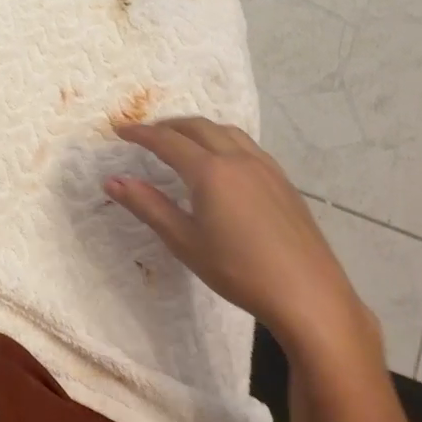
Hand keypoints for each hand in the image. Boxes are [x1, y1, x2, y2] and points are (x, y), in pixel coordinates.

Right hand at [106, 118, 374, 355]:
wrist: (308, 295)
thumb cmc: (238, 270)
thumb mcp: (184, 241)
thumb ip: (147, 205)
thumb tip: (112, 181)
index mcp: (210, 172)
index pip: (167, 140)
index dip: (140, 133)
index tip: (119, 130)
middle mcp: (238, 160)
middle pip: (198, 127)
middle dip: (168, 126)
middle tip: (146, 135)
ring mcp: (266, 168)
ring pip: (226, 132)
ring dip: (198, 129)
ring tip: (181, 142)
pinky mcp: (283, 182)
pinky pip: (247, 146)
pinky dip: (223, 140)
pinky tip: (221, 163)